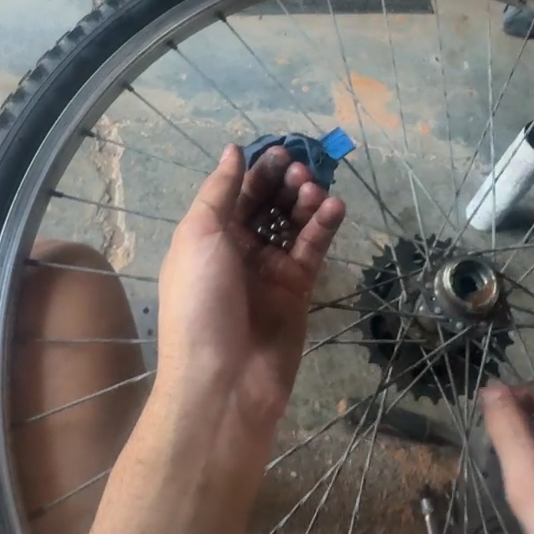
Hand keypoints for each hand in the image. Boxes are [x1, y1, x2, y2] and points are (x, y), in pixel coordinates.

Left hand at [154, 145, 345, 430]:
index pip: (237, 191)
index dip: (258, 169)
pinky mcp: (298, 288)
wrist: (222, 382)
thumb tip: (233, 151)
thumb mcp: (198, 237)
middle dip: (284, 182)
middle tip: (301, 171)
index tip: (282, 150)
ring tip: (315, 190)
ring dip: (305, 201)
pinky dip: (324, 225)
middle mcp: (238, 248)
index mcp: (209, 235)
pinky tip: (335, 207)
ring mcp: (269, 269)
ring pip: (292, 222)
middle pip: (267, 203)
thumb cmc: (200, 303)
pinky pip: (312, 248)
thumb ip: (220, 191)